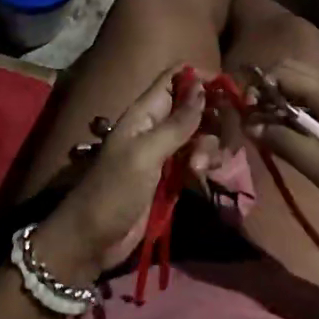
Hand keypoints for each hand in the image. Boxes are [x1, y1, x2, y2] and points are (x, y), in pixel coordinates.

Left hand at [32, 65, 216, 285]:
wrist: (92, 241)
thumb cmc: (113, 191)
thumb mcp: (145, 154)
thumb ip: (176, 123)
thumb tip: (202, 86)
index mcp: (146, 112)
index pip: (175, 77)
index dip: (200, 77)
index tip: (226, 91)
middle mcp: (158, 125)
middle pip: (195, 105)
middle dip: (211, 118)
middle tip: (218, 136)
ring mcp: (166, 152)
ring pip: (201, 134)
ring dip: (209, 146)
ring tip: (199, 168)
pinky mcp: (172, 176)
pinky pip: (198, 159)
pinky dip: (205, 164)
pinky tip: (201, 176)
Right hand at [246, 61, 318, 248]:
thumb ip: (286, 143)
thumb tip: (249, 124)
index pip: (285, 73)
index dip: (259, 86)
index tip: (243, 112)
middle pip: (293, 71)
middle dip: (267, 88)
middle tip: (250, 119)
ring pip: (303, 83)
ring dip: (280, 97)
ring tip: (262, 125)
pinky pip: (314, 97)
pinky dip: (295, 106)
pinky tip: (286, 130)